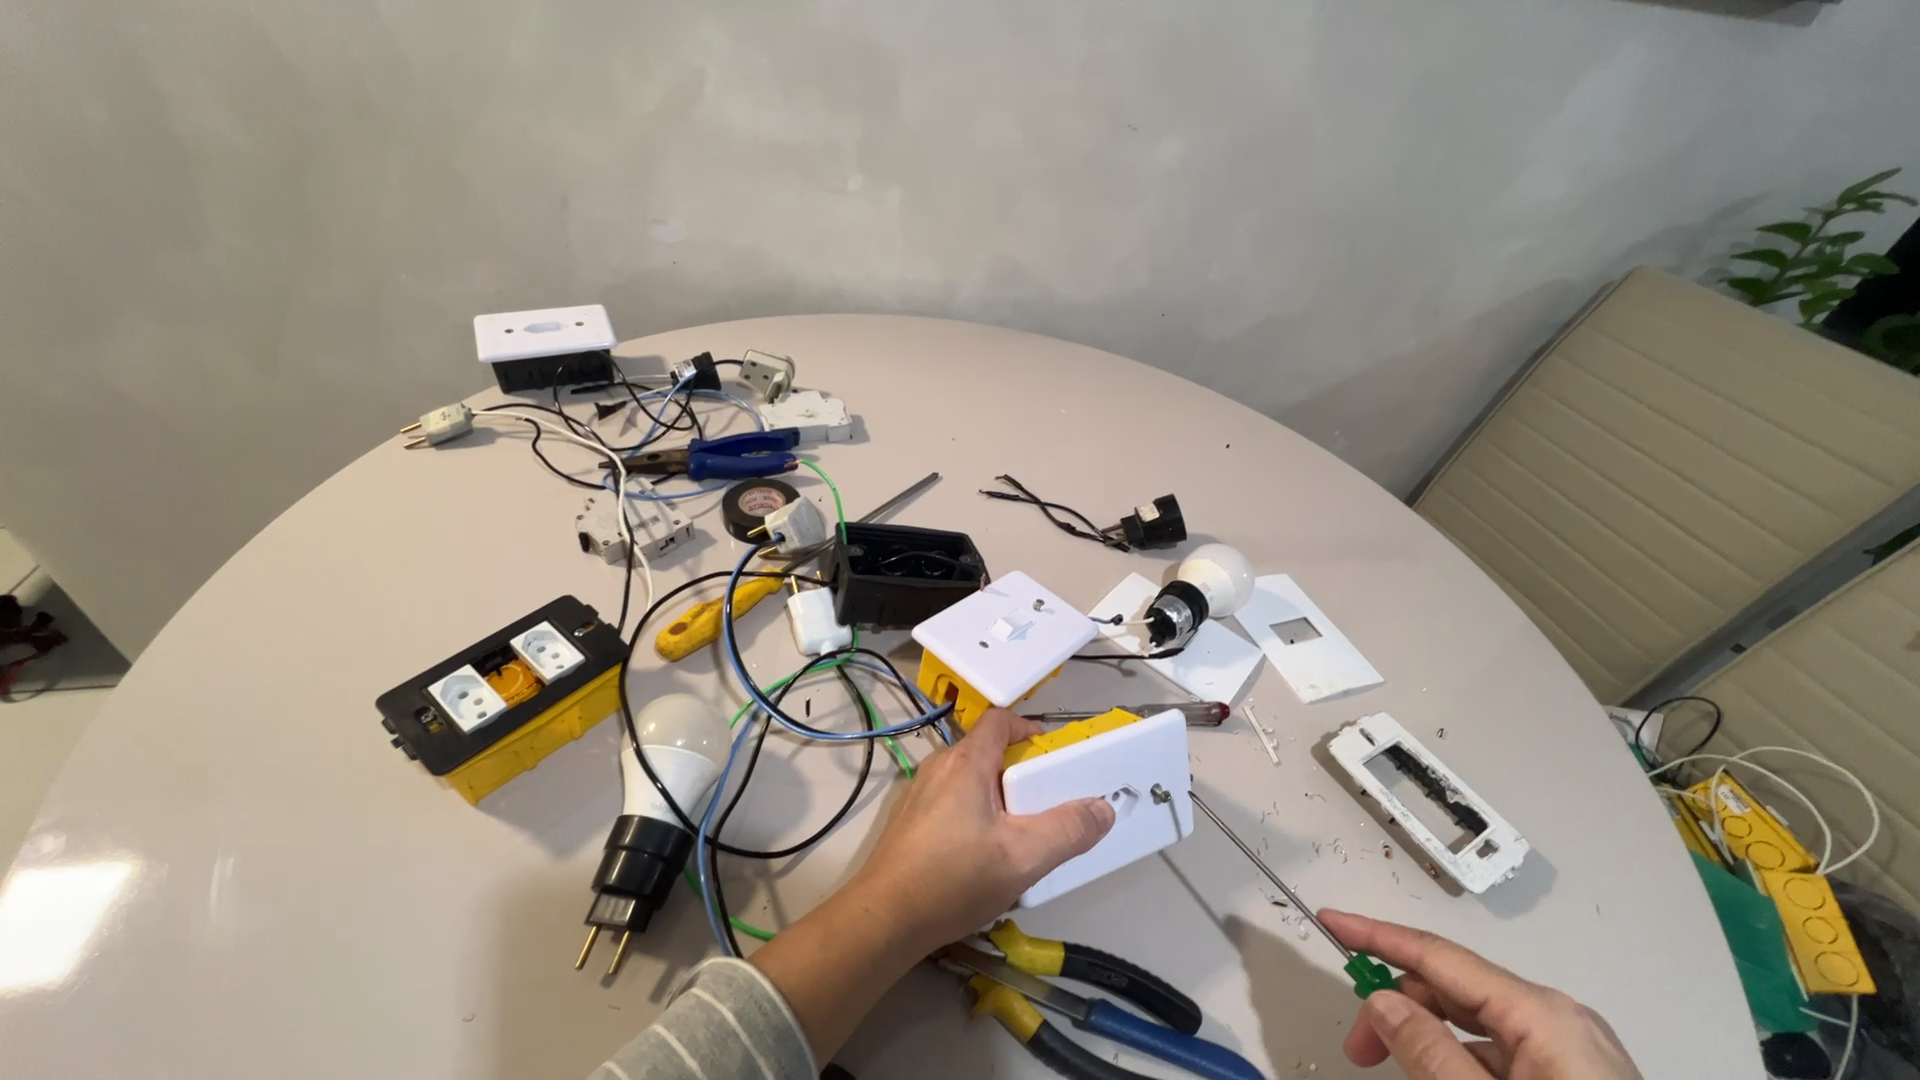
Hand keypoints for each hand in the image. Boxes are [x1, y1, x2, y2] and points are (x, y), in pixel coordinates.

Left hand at [750, 708, 1115, 1060]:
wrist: (884, 919)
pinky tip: (983, 858)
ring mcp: (919, 794)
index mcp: (966, 762)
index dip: (1030, 730)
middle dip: (1021, 774)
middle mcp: (939, 767)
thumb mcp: (1023, 857)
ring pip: (969, 781)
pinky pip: (952, 803)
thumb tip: (1102, 808)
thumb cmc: (954, 878)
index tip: (1054, 757)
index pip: (1000, 721)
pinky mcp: (909, 821)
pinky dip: (975, 815)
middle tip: (1046, 805)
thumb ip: (1068, 831)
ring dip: (998, 798)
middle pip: (988, 752)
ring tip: (1019, 836)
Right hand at [1321, 910, 1642, 1079]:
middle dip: (1397, 1009)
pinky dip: (1461, 1063)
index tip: (1329, 920)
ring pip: (1475, 1024)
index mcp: (1541, 1014)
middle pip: (1452, 989)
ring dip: (1426, 1039)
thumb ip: (1430, 1053)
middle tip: (1358, 1052)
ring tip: (1398, 1071)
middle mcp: (1559, 1019)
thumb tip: (1381, 1000)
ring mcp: (1573, 1051)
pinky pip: (1502, 1054)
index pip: (1437, 955)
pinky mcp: (1577, 1079)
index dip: (1376, 936)